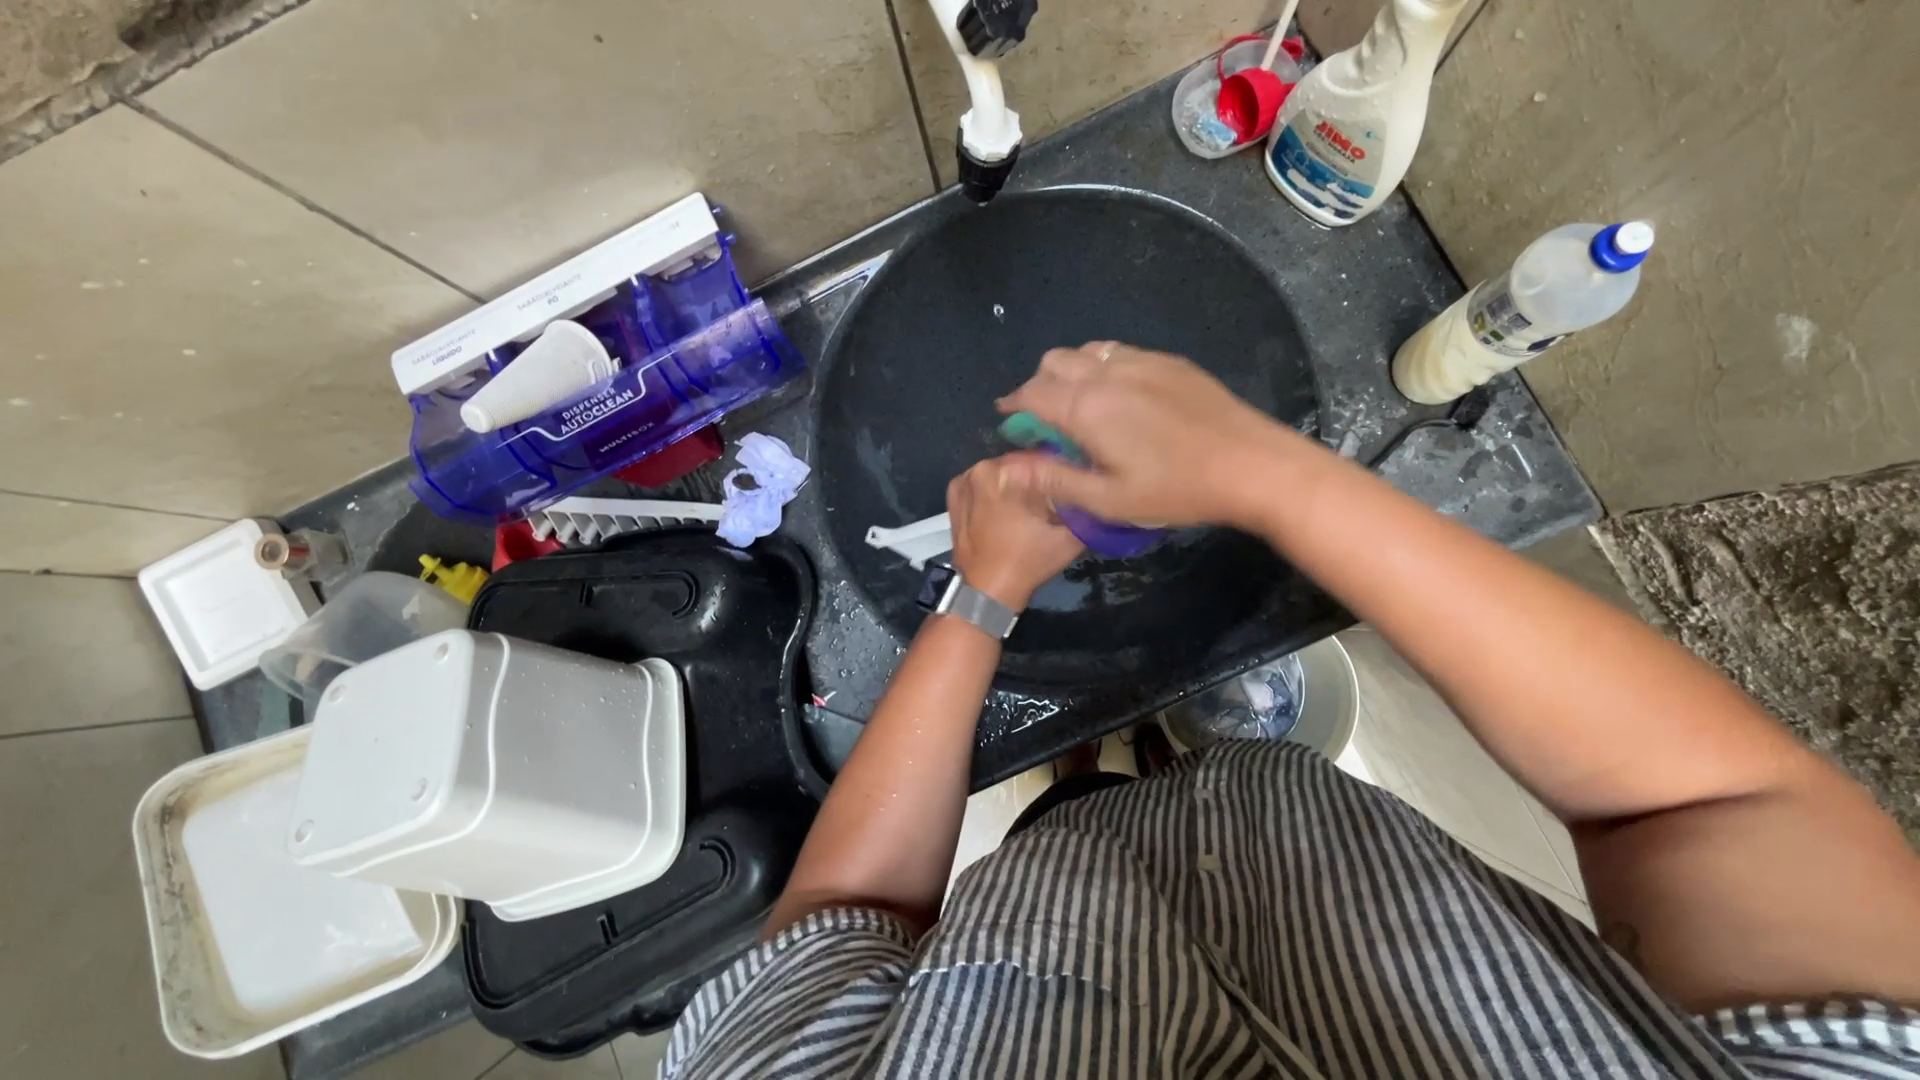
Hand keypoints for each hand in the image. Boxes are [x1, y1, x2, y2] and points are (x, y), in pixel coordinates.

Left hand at [946, 455, 1084, 610]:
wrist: (986, 590)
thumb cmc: (1028, 562)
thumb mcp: (1070, 536)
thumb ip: (1086, 506)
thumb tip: (1097, 487)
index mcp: (1009, 472)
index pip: (1046, 455)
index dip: (1063, 470)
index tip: (1072, 485)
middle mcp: (982, 467)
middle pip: (1022, 462)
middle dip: (1039, 477)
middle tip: (1052, 498)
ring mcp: (965, 479)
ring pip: (1003, 472)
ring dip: (1017, 483)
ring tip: (1030, 506)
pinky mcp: (954, 493)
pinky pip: (984, 482)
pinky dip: (996, 491)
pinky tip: (1006, 509)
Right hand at [994, 342, 1318, 529]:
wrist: (1253, 465)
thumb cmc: (1176, 490)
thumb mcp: (1108, 500)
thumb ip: (1053, 481)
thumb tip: (1004, 471)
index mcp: (1087, 407)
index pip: (1031, 394)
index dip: (1014, 409)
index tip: (1011, 426)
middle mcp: (1108, 373)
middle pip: (1054, 362)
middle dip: (1039, 386)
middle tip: (1046, 422)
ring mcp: (1142, 361)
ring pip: (1086, 352)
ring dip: (1070, 373)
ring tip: (1080, 407)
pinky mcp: (1170, 362)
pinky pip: (1119, 352)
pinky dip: (1102, 367)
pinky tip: (1120, 398)